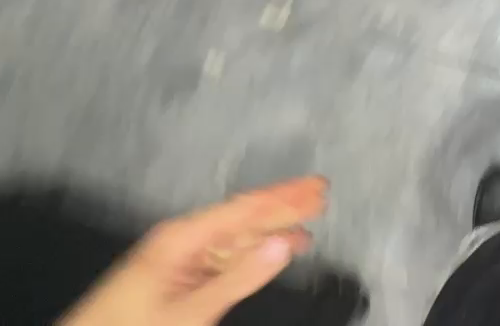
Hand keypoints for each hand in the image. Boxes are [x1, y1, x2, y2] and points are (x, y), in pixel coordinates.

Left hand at [59, 176, 327, 325]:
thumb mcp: (185, 312)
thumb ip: (236, 279)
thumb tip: (283, 244)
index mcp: (182, 237)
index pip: (245, 209)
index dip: (284, 196)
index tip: (317, 187)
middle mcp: (183, 240)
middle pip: (243, 217)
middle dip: (283, 205)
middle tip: (321, 193)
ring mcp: (180, 262)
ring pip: (236, 239)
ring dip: (272, 231)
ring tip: (307, 223)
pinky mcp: (177, 282)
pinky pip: (224, 259)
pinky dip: (252, 254)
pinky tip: (270, 253)